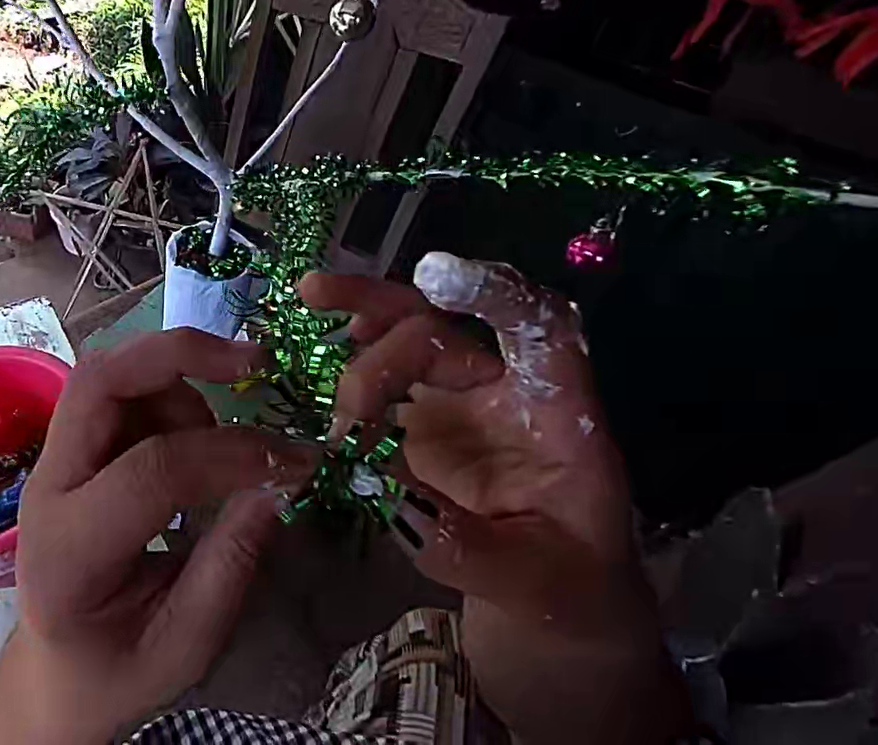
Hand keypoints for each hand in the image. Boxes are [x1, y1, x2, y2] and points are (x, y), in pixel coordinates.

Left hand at [0, 329, 316, 744]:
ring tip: (220, 429)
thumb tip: (277, 482)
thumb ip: (230, 565)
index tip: (291, 458)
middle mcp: (49, 484)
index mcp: (69, 550)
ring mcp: (55, 457)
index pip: (148, 471)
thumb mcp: (183, 646)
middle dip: (178, 354)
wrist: (54, 666)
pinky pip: (120, 388)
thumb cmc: (115, 669)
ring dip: (177, 379)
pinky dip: (168, 388)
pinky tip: (195, 431)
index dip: (227, 454)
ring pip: (109, 372)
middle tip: (250, 362)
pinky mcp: (72, 444)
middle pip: (99, 380)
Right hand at [302, 256, 688, 744]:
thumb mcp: (529, 583)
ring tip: (312, 294)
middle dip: (387, 347)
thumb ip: (462, 544)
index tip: (434, 275)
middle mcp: (502, 389)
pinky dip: (349, 350)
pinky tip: (321, 343)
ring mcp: (455, 397)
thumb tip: (381, 493)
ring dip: (362, 309)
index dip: (494, 292)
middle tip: (347, 398)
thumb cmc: (564, 590)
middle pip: (446, 329)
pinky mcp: (419, 414)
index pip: (540, 330)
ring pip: (409, 330)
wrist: (551, 603)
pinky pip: (381, 368)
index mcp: (555, 414)